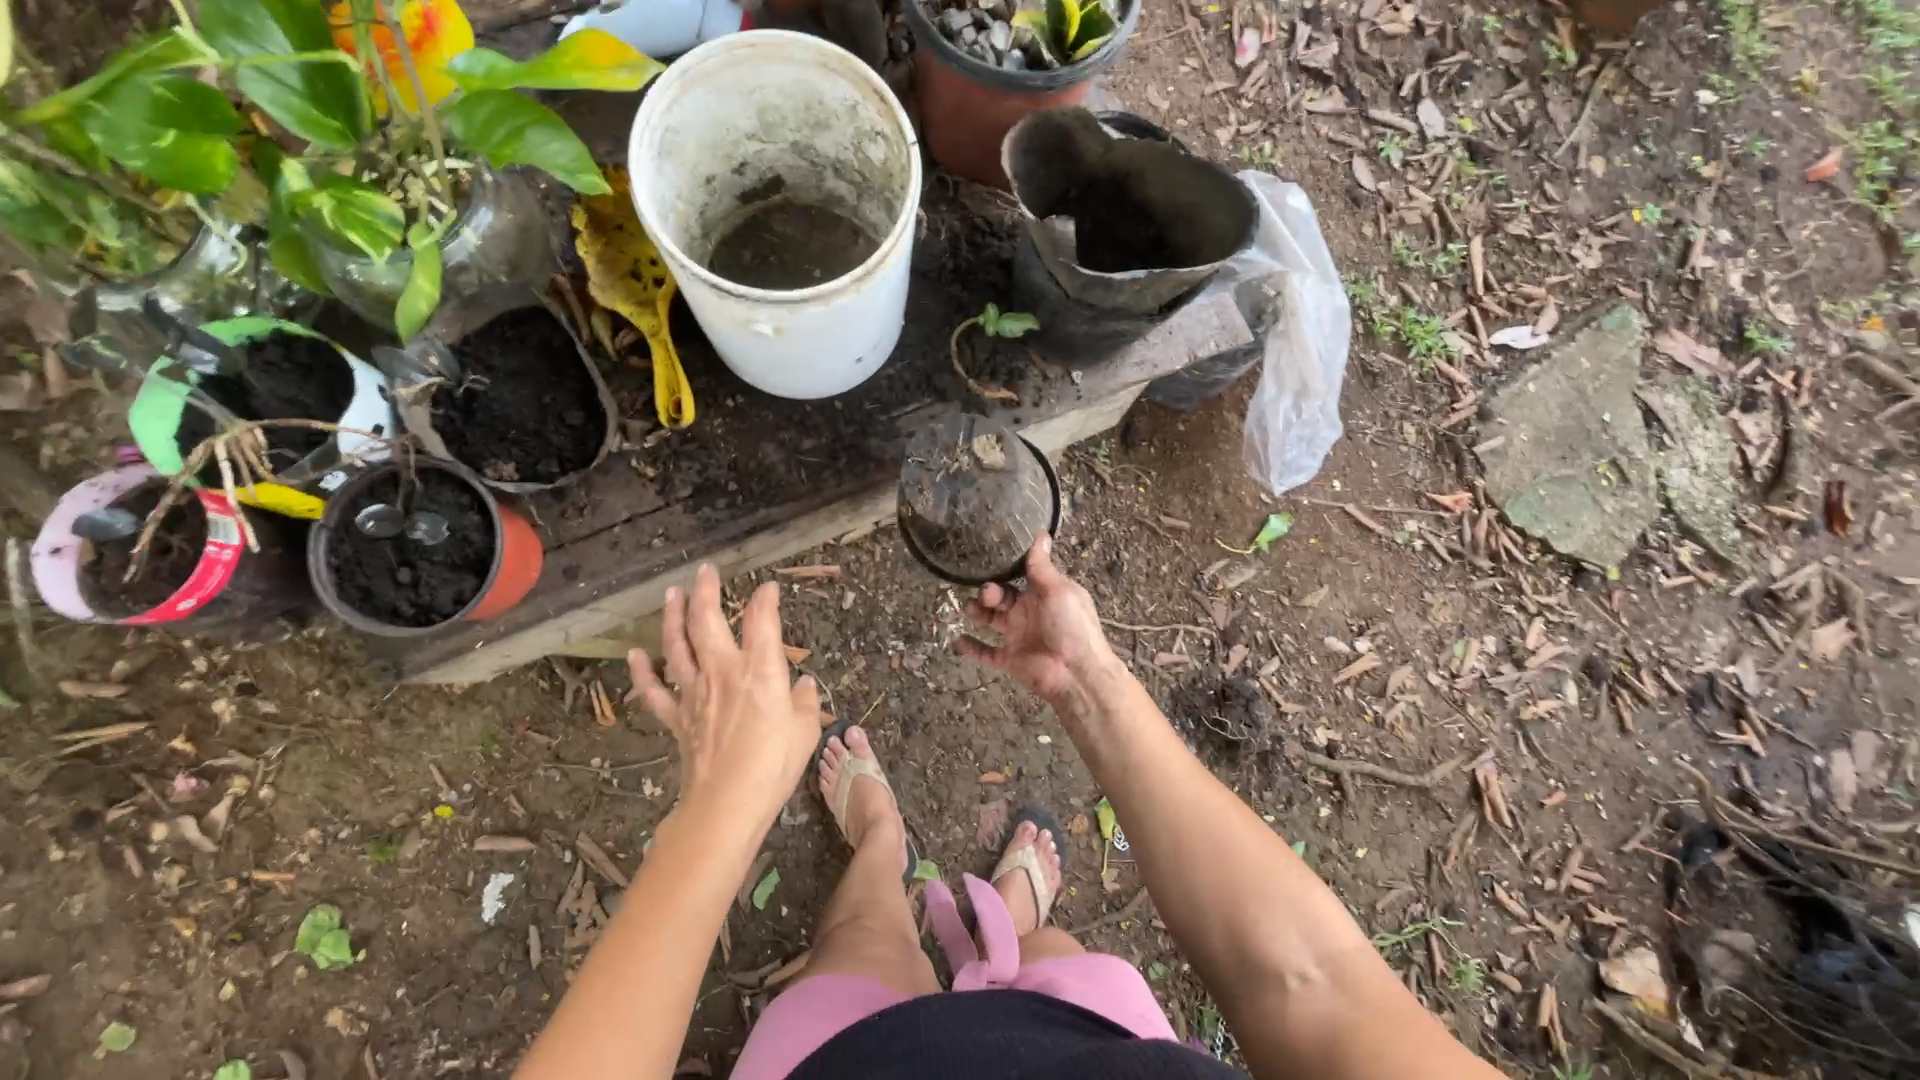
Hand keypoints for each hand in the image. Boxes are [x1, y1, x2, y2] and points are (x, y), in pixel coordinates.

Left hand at [627, 565, 820, 824]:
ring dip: (671, 616)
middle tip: (705, 571)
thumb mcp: (805, 731)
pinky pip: (654, 691)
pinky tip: (636, 654)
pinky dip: (642, 672)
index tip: (768, 588)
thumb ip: (804, 702)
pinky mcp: (677, 718)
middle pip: (707, 620)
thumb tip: (802, 685)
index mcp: (760, 670)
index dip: (765, 599)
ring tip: (671, 594)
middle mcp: (723, 671)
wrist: (726, 802)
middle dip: (706, 591)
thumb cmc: (773, 765)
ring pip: (676, 645)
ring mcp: (695, 693)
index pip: (762, 621)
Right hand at [957, 533, 1113, 703]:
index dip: (1006, 566)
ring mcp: (1018, 636)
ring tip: (969, 608)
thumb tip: (1041, 533)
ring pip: (991, 620)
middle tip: (987, 594)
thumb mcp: (1057, 590)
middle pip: (1002, 595)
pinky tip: (957, 639)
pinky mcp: (1009, 659)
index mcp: (1043, 593)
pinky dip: (971, 647)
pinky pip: (986, 652)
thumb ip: (1041, 565)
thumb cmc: (1071, 626)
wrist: (1075, 673)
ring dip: (978, 612)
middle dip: (990, 591)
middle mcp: (1029, 612)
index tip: (988, 555)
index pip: (1021, 575)